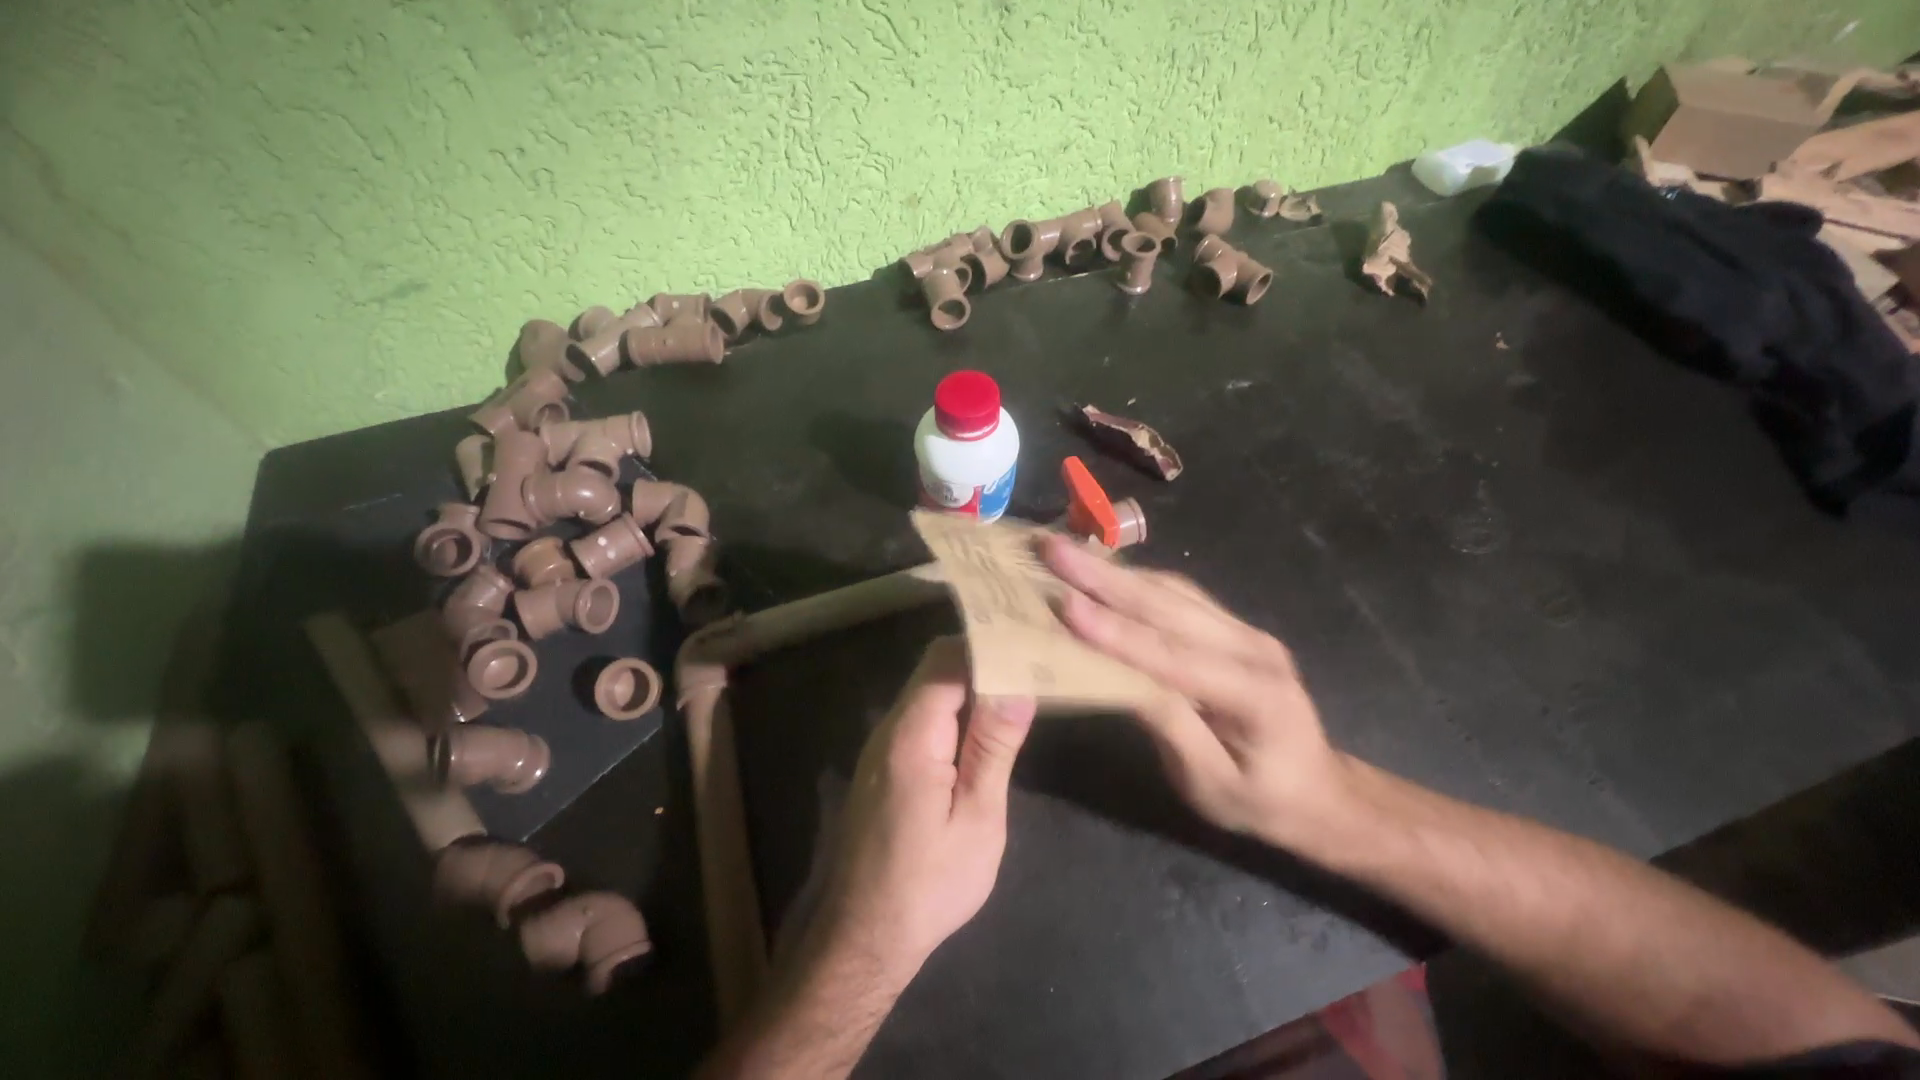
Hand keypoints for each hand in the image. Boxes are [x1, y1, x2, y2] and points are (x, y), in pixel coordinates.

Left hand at [807, 637, 1035, 983]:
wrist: (864, 936)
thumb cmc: (928, 885)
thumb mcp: (977, 820)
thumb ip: (993, 749)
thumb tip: (1018, 686)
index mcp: (911, 737)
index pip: (946, 662)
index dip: (988, 645)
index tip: (1032, 640)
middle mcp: (888, 730)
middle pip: (934, 670)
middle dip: (983, 659)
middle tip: (1035, 660)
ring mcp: (882, 748)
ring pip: (927, 692)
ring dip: (970, 686)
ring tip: (1023, 686)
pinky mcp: (884, 767)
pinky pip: (921, 719)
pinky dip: (955, 711)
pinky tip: (988, 726)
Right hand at [1043, 535, 1346, 842]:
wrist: (1318, 791)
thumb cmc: (1261, 801)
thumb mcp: (1210, 783)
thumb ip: (1169, 728)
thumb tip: (1116, 681)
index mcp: (1253, 692)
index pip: (1172, 657)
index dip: (1115, 631)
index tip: (1066, 604)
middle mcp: (1253, 648)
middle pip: (1169, 607)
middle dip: (1104, 577)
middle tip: (1052, 550)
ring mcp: (1246, 632)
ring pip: (1173, 593)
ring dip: (1116, 572)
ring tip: (1065, 552)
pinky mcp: (1234, 629)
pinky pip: (1181, 598)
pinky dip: (1137, 583)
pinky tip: (1103, 571)